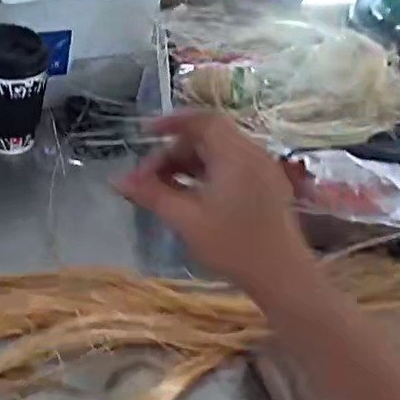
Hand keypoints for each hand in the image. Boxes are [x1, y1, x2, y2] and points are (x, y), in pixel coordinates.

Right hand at [111, 111, 316, 293]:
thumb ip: (150, 194)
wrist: (282, 277)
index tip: (145, 134)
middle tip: (147, 178)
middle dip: (172, 151)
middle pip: (207, 137)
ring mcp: (261, 171)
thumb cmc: (233, 246)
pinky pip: (229, 166)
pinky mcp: (264, 187)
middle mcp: (252, 156)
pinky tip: (187, 194)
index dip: (172, 122)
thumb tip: (116, 180)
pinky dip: (203, 172)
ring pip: (217, 152)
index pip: (204, 122)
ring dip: (186, 163)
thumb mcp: (184, 219)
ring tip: (162, 188)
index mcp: (236, 158)